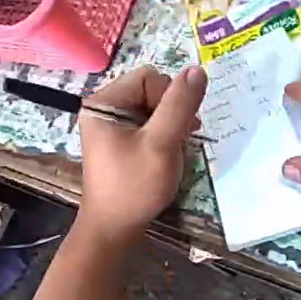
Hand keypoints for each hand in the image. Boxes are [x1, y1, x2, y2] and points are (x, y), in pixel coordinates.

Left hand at [77, 65, 206, 240]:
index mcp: (104, 102)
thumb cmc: (134, 187)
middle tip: (177, 141)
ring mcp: (109, 124)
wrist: (113, 229)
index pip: (150, 77)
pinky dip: (162, 134)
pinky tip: (166, 153)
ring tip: (172, 149)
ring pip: (153, 107)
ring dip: (170, 125)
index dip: (169, 99)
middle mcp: (103, 107)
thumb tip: (197, 70)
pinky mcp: (118, 139)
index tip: (174, 129)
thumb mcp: (161, 144)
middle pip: (151, 89)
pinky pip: (147, 122)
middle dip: (171, 112)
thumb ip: (179, 106)